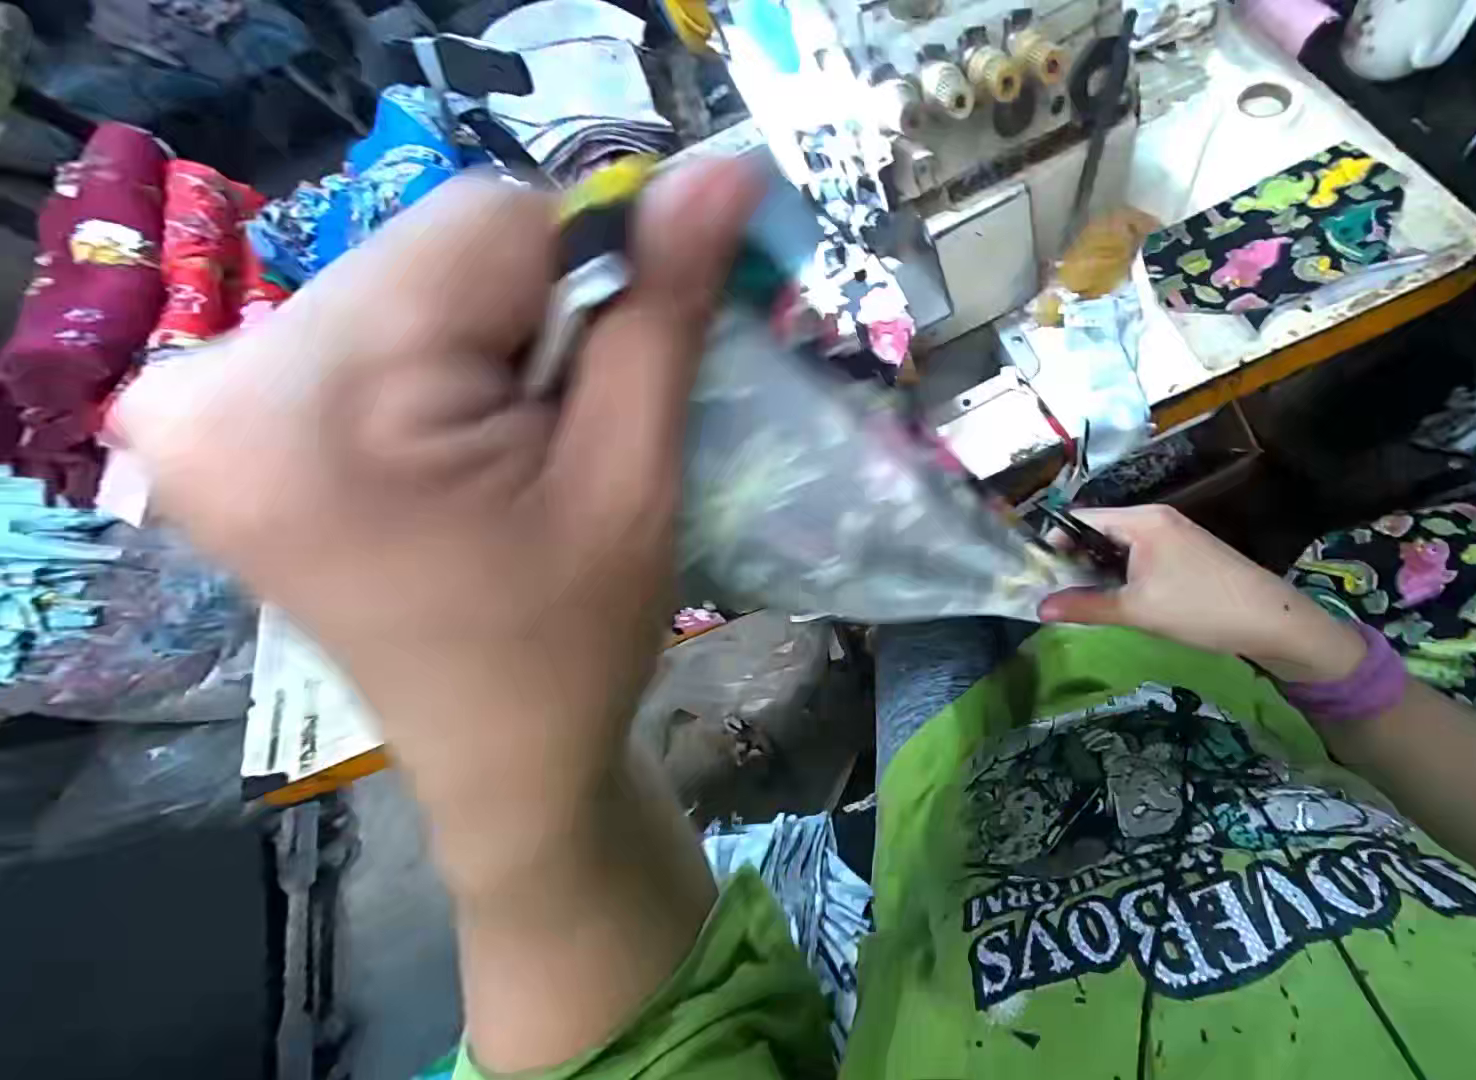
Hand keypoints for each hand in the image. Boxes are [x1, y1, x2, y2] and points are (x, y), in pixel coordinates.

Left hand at [114, 163, 761, 835]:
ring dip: (508, 347)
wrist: (507, 752)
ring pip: (420, 288)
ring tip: (542, 450)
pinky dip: (462, 370)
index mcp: (323, 399)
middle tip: (588, 431)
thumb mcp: (636, 475)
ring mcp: (205, 400)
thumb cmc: (581, 635)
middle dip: (547, 321)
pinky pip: (384, 334)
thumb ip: (665, 314)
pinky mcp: (234, 423)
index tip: (641, 366)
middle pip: (445, 253)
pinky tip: (487, 450)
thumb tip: (723, 174)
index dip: (600, 272)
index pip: (491, 223)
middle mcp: (219, 377)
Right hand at [1039, 505, 1365, 682]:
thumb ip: (1084, 606)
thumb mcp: (1136, 610)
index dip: (1056, 542)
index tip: (1040, 572)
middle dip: (1077, 559)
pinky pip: (1142, 554)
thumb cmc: (1199, 608)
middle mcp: (1156, 518)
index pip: (1082, 519)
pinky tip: (1122, 597)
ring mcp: (1174, 533)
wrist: (1272, 620)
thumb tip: (1039, 609)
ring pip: (1121, 545)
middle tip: (1059, 591)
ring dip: (1101, 568)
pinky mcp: (1187, 550)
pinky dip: (1124, 572)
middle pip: (1100, 530)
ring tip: (1085, 598)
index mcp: (1142, 521)